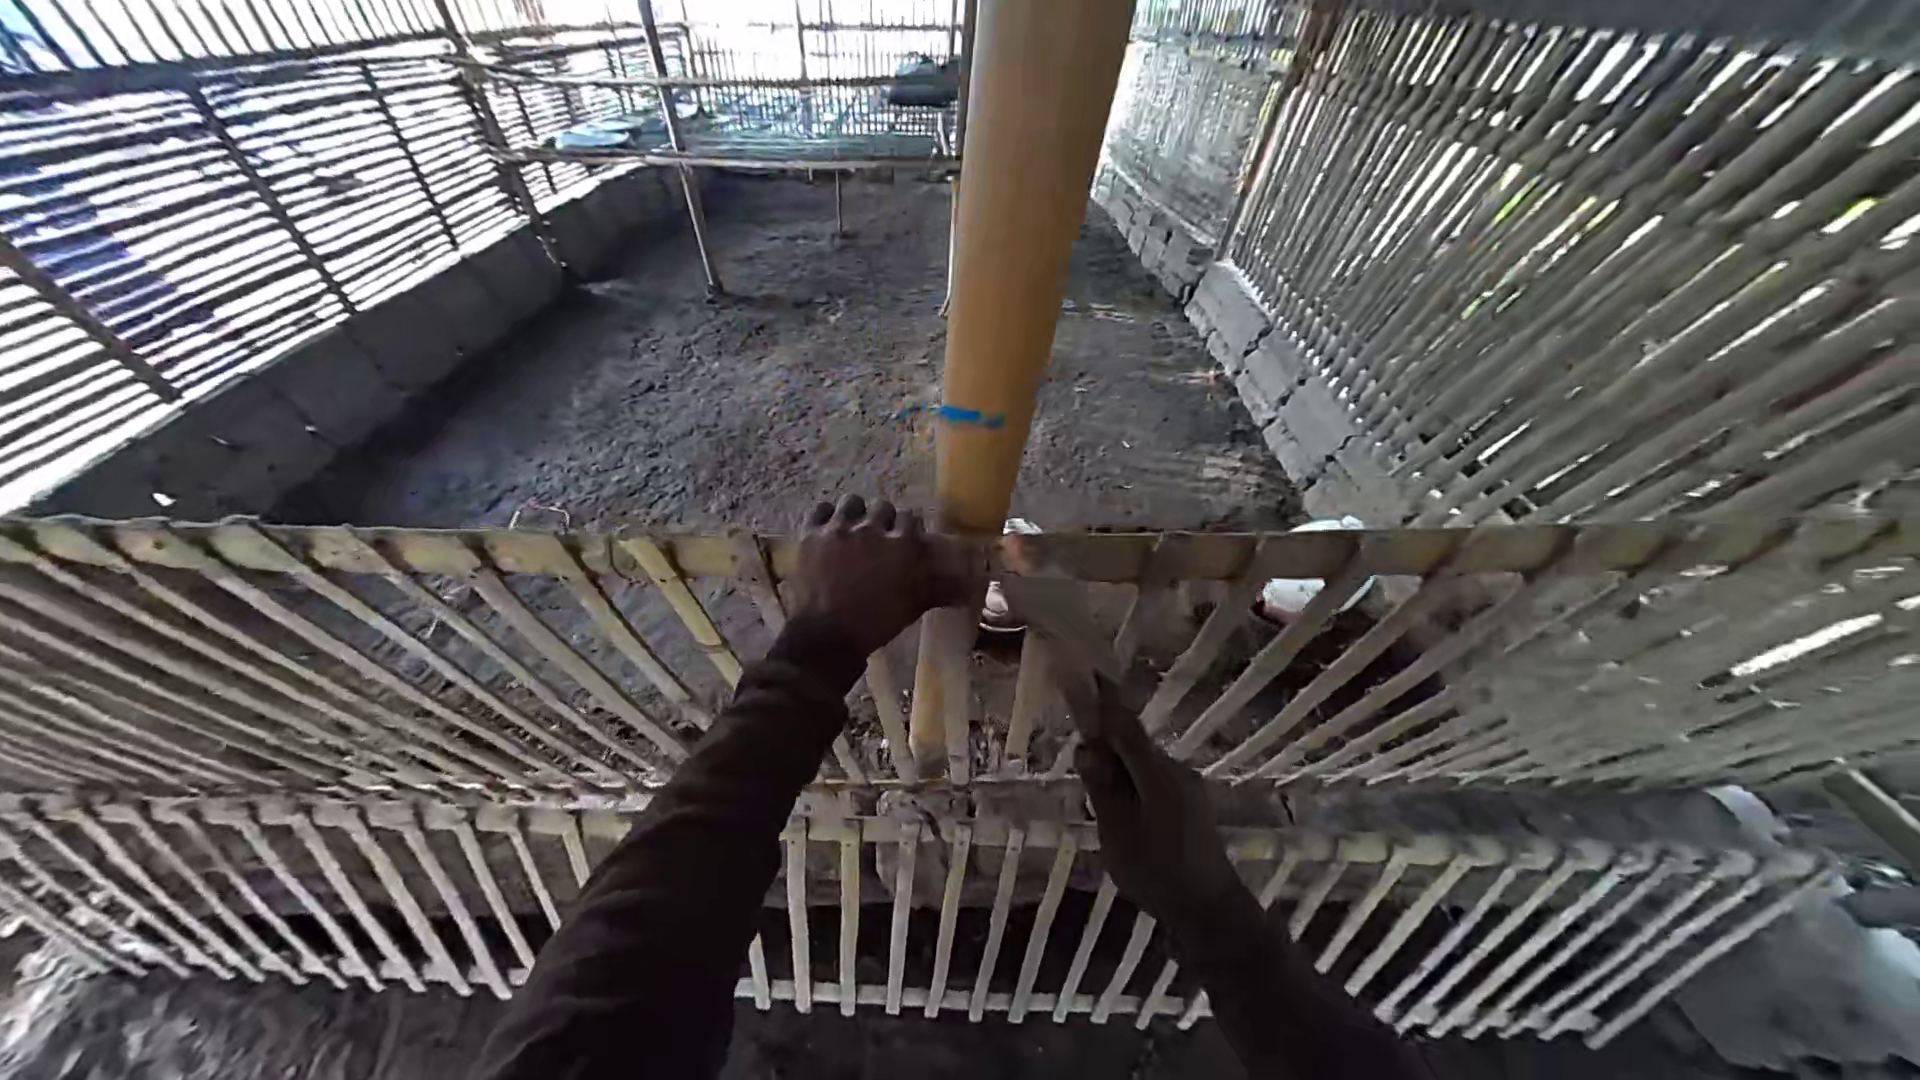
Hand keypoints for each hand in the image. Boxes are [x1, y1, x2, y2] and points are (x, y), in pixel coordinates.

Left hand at [789, 495, 968, 656]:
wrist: (827, 637)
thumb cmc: (876, 624)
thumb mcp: (914, 607)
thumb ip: (940, 590)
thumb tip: (968, 590)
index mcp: (902, 545)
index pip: (910, 518)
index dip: (907, 528)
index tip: (903, 538)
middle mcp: (873, 529)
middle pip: (883, 507)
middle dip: (883, 520)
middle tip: (878, 537)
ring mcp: (840, 529)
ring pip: (852, 502)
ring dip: (855, 514)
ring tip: (853, 529)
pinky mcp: (812, 534)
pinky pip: (821, 509)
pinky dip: (826, 517)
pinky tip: (829, 529)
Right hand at [1067, 675, 1246, 928]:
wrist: (1212, 913)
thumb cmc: (1158, 872)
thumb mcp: (1117, 830)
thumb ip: (1102, 785)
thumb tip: (1086, 746)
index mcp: (1156, 772)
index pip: (1125, 723)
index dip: (1106, 699)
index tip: (1089, 674)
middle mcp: (1174, 770)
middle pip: (1132, 741)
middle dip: (1106, 743)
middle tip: (1083, 764)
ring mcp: (1186, 786)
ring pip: (1142, 762)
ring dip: (1119, 767)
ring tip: (1102, 802)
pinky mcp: (1189, 803)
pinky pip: (1153, 779)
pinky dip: (1133, 783)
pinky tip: (1124, 814)